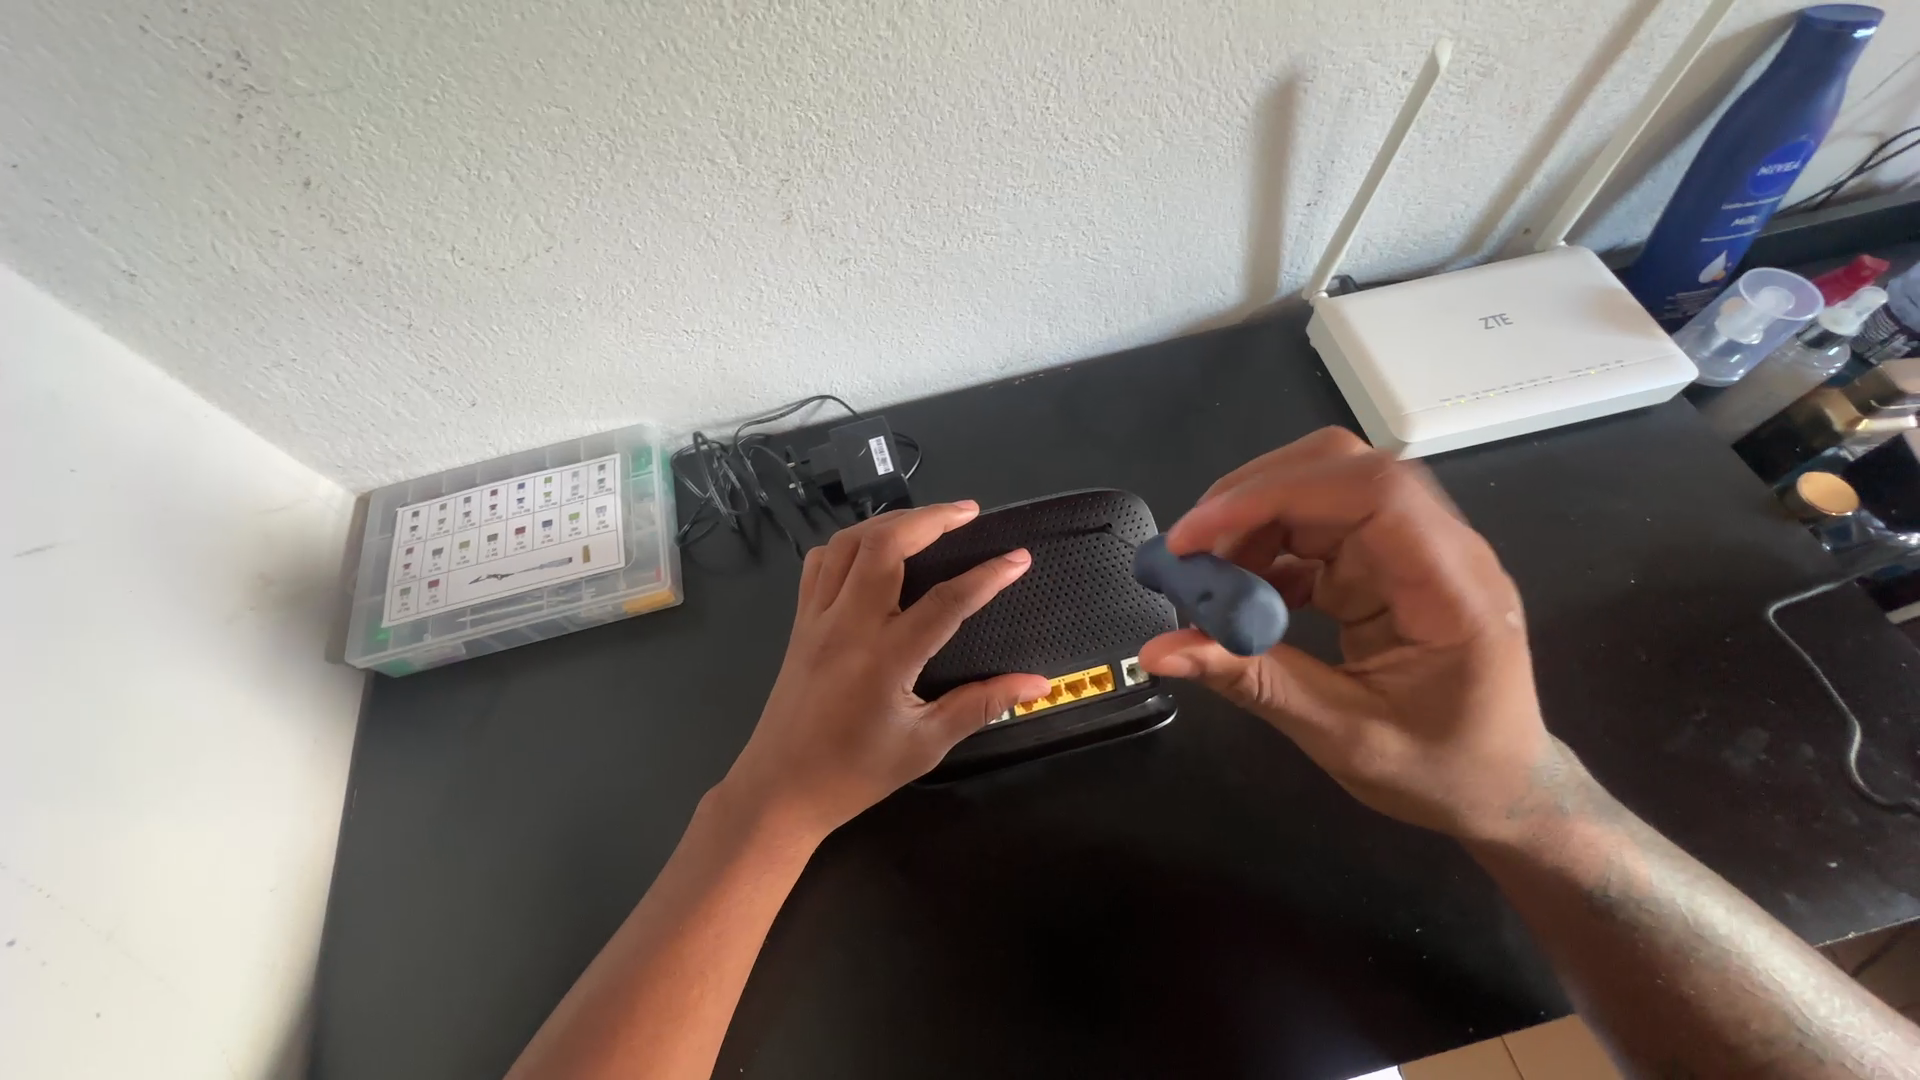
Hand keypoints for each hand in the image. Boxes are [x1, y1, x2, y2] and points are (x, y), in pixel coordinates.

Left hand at [718, 501, 1052, 839]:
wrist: (779, 789)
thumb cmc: (855, 772)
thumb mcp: (926, 745)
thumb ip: (982, 705)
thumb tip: (1037, 684)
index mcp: (885, 658)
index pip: (945, 601)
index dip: (987, 575)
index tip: (1018, 557)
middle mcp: (848, 624)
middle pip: (885, 545)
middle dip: (930, 518)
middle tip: (968, 512)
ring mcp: (817, 618)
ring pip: (847, 544)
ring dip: (889, 522)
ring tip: (926, 521)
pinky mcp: (800, 622)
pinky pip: (819, 563)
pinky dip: (848, 544)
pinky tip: (871, 550)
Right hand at [1138, 428, 1552, 839]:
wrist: (1503, 789)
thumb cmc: (1443, 771)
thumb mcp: (1342, 736)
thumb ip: (1252, 682)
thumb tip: (1159, 651)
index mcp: (1451, 587)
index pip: (1368, 492)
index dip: (1272, 495)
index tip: (1194, 538)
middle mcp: (1436, 547)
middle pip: (1338, 469)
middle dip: (1249, 498)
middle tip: (1186, 551)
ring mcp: (1408, 549)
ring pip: (1317, 490)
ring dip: (1249, 523)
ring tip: (1204, 578)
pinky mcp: (1381, 563)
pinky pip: (1312, 529)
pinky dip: (1262, 551)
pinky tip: (1237, 593)